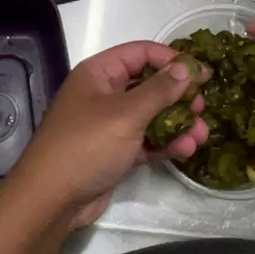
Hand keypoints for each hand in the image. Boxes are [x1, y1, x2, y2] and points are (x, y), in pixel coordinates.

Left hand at [5, 41, 208, 228]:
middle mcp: (103, 93)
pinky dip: (165, 143)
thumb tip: (186, 67)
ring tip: (201, 135)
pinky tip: (185, 150)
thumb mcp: (127, 113)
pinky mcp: (114, 152)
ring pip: (150, 115)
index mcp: (99, 73)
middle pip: (148, 85)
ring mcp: (109, 124)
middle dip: (178, 96)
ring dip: (177, 123)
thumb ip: (160, 90)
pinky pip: (145, 140)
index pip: (141, 53)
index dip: (172, 60)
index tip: (202, 73)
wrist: (52, 200)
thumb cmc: (87, 145)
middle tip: (202, 107)